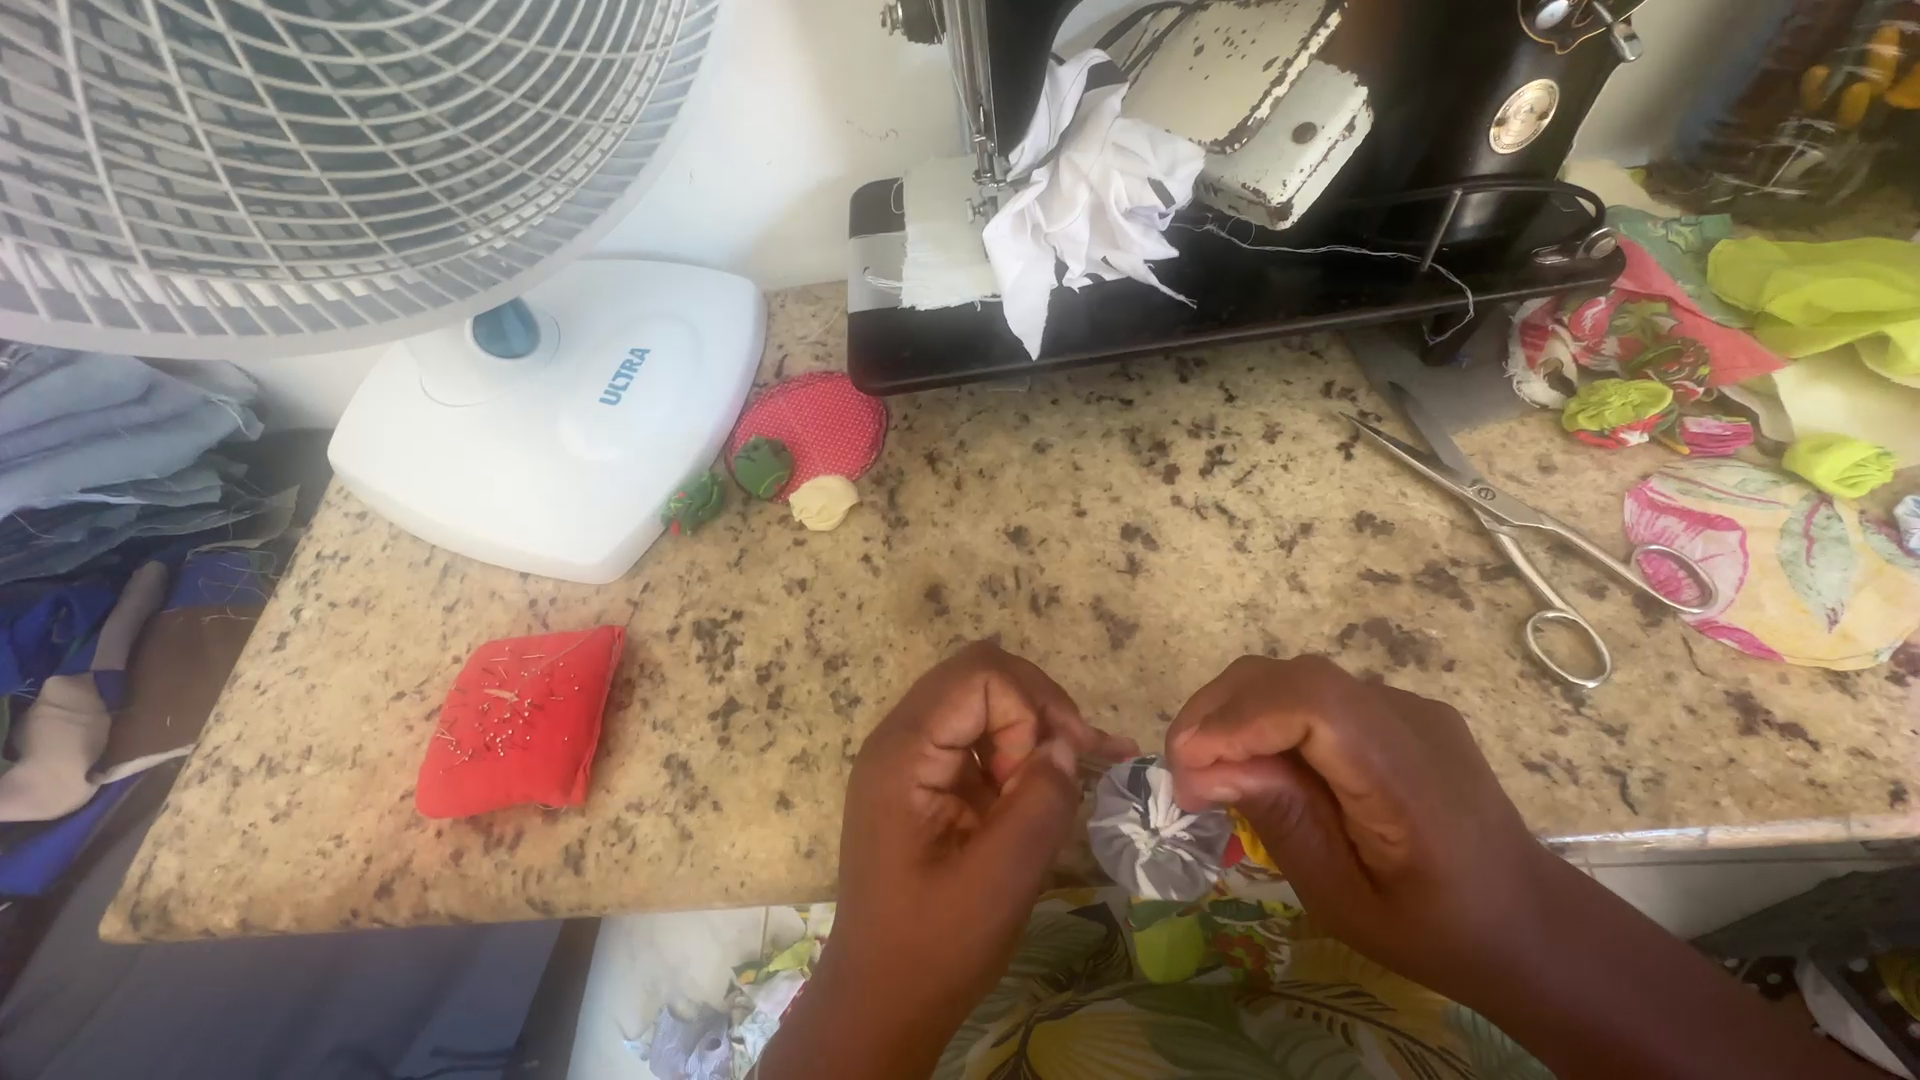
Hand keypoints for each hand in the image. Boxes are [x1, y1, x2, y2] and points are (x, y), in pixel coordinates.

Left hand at [767, 642, 1134, 1078]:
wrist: (882, 999)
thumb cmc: (935, 945)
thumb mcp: (1001, 877)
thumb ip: (1040, 799)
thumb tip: (1064, 741)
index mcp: (903, 753)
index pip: (978, 675)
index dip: (1028, 708)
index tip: (1047, 773)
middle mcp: (899, 739)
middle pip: (978, 676)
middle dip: (1036, 707)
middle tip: (1077, 756)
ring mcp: (910, 758)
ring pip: (982, 702)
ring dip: (1032, 727)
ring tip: (1076, 767)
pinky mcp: (926, 781)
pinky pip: (977, 740)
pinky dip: (1019, 750)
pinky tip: (1061, 770)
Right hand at [1166, 655, 1884, 1079]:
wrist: (1531, 921)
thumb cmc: (1436, 930)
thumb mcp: (1343, 900)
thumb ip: (1279, 821)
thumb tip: (1202, 768)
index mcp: (1406, 780)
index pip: (1313, 704)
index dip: (1237, 720)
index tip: (1186, 768)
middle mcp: (1408, 720)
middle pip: (1293, 675)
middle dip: (1218, 709)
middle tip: (1180, 765)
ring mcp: (1406, 705)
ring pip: (1297, 675)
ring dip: (1234, 706)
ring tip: (1204, 760)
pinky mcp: (1397, 708)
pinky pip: (1316, 692)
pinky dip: (1264, 712)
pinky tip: (1253, 757)